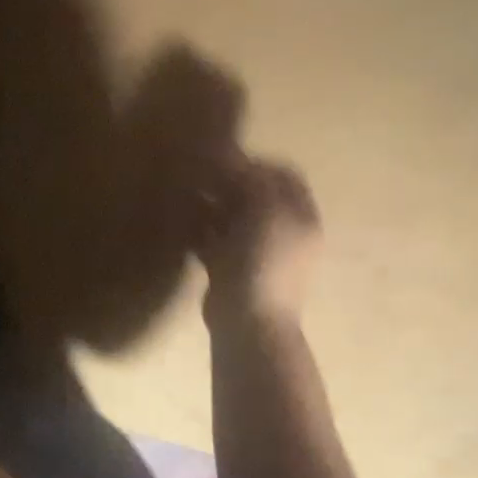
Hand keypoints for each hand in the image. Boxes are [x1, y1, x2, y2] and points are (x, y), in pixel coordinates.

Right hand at [190, 153, 322, 322]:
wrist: (249, 322)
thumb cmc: (265, 263)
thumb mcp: (267, 211)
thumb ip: (252, 180)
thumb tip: (230, 157)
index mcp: (299, 216)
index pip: (282, 177)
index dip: (256, 162)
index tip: (225, 155)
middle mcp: (279, 231)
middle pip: (254, 195)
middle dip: (228, 182)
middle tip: (198, 171)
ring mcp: (252, 252)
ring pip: (230, 218)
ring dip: (209, 203)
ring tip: (184, 191)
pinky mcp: (226, 269)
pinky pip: (210, 241)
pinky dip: (196, 229)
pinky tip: (178, 220)